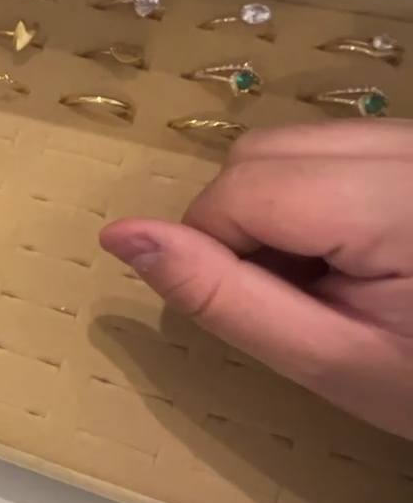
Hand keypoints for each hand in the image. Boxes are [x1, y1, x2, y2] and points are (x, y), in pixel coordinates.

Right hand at [99, 120, 412, 438]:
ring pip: (295, 142)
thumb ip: (217, 295)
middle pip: (263, 152)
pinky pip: (341, 144)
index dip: (219, 247)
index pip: (242, 192)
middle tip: (296, 283)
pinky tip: (364, 239)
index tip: (271, 301)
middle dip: (243, 216)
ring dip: (277, 199)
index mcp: (406, 209)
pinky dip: (321, 188)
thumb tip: (118, 235)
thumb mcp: (329, 360)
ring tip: (334, 263)